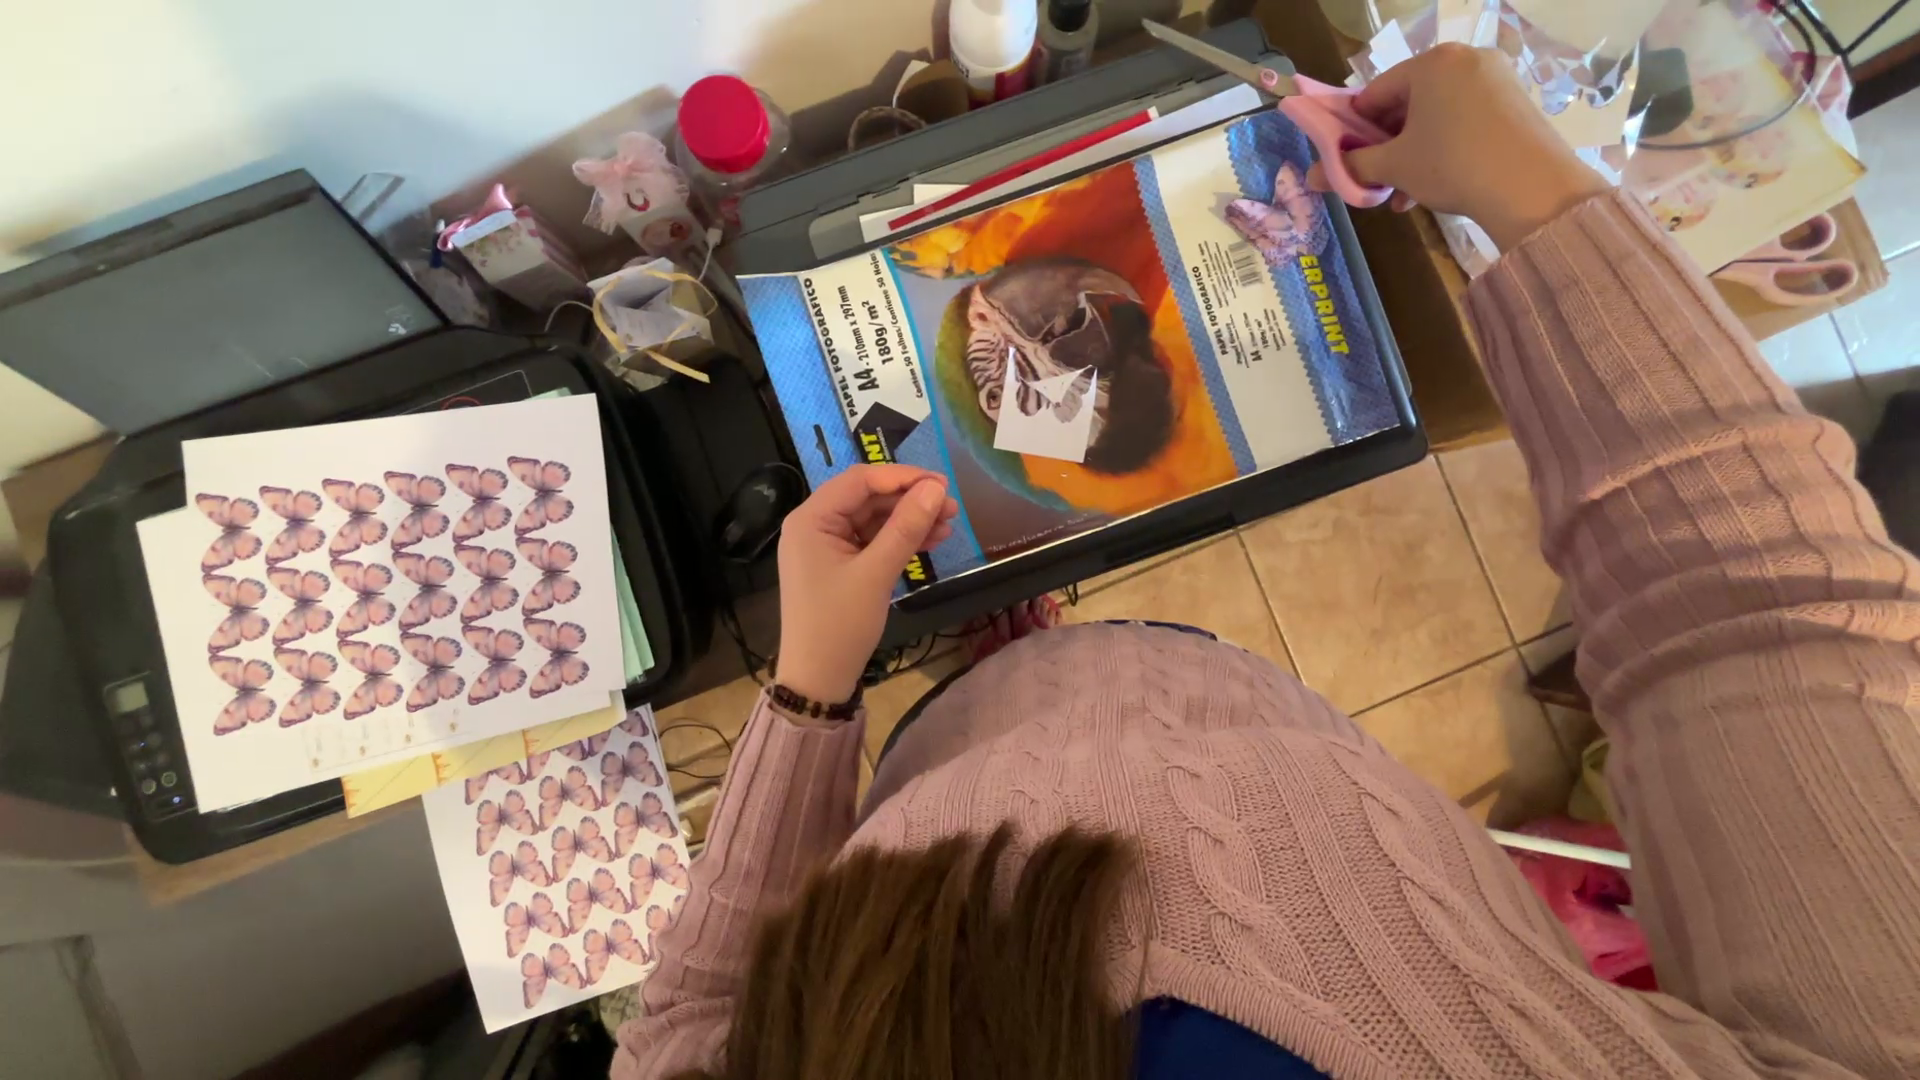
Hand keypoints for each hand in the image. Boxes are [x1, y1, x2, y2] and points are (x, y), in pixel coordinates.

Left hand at [774, 465, 958, 704]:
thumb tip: (936, 489)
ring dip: (909, 520)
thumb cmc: (840, 624)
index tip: (942, 484)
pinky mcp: (839, 565)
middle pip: (868, 498)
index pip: (860, 480)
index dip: (903, 478)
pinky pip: (872, 541)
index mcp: (810, 519)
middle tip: (952, 507)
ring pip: (874, 519)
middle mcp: (814, 525)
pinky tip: (931, 541)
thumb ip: (906, 528)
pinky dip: (899, 540)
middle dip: (910, 500)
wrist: (818, 679)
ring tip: (949, 525)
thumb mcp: (876, 573)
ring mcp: (826, 546)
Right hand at [1342, 44, 1611, 249]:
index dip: (1353, 130)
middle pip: (1405, 104)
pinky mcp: (1511, 101)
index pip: (1374, 93)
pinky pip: (1460, 121)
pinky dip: (1439, 150)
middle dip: (1384, 146)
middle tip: (1374, 179)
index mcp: (1431, 63)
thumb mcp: (1392, 167)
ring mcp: (1493, 78)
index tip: (1347, 160)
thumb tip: (1311, 176)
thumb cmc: (1450, 163)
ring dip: (1409, 155)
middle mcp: (1464, 59)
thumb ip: (1350, 167)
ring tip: (1399, 194)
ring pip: (1433, 117)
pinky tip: (1428, 186)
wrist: (1528, 185)